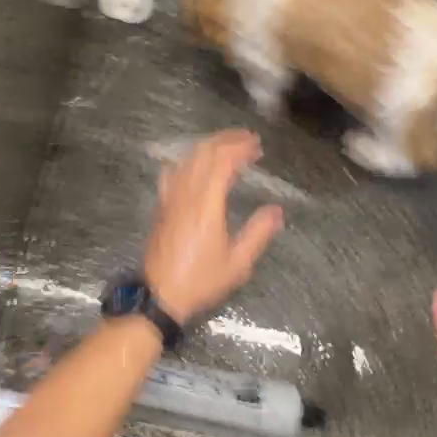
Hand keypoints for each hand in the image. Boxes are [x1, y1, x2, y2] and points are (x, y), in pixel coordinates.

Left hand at [145, 129, 284, 319]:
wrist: (160, 296)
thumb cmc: (201, 281)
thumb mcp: (238, 264)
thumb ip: (258, 233)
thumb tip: (276, 211)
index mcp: (206, 205)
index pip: (223, 162)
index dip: (240, 148)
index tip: (258, 146)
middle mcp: (186, 195)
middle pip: (203, 153)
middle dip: (226, 140)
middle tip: (247, 140)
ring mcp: (170, 200)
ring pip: (187, 159)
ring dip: (208, 148)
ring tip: (227, 149)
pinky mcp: (162, 208)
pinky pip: (173, 174)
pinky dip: (188, 162)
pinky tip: (194, 166)